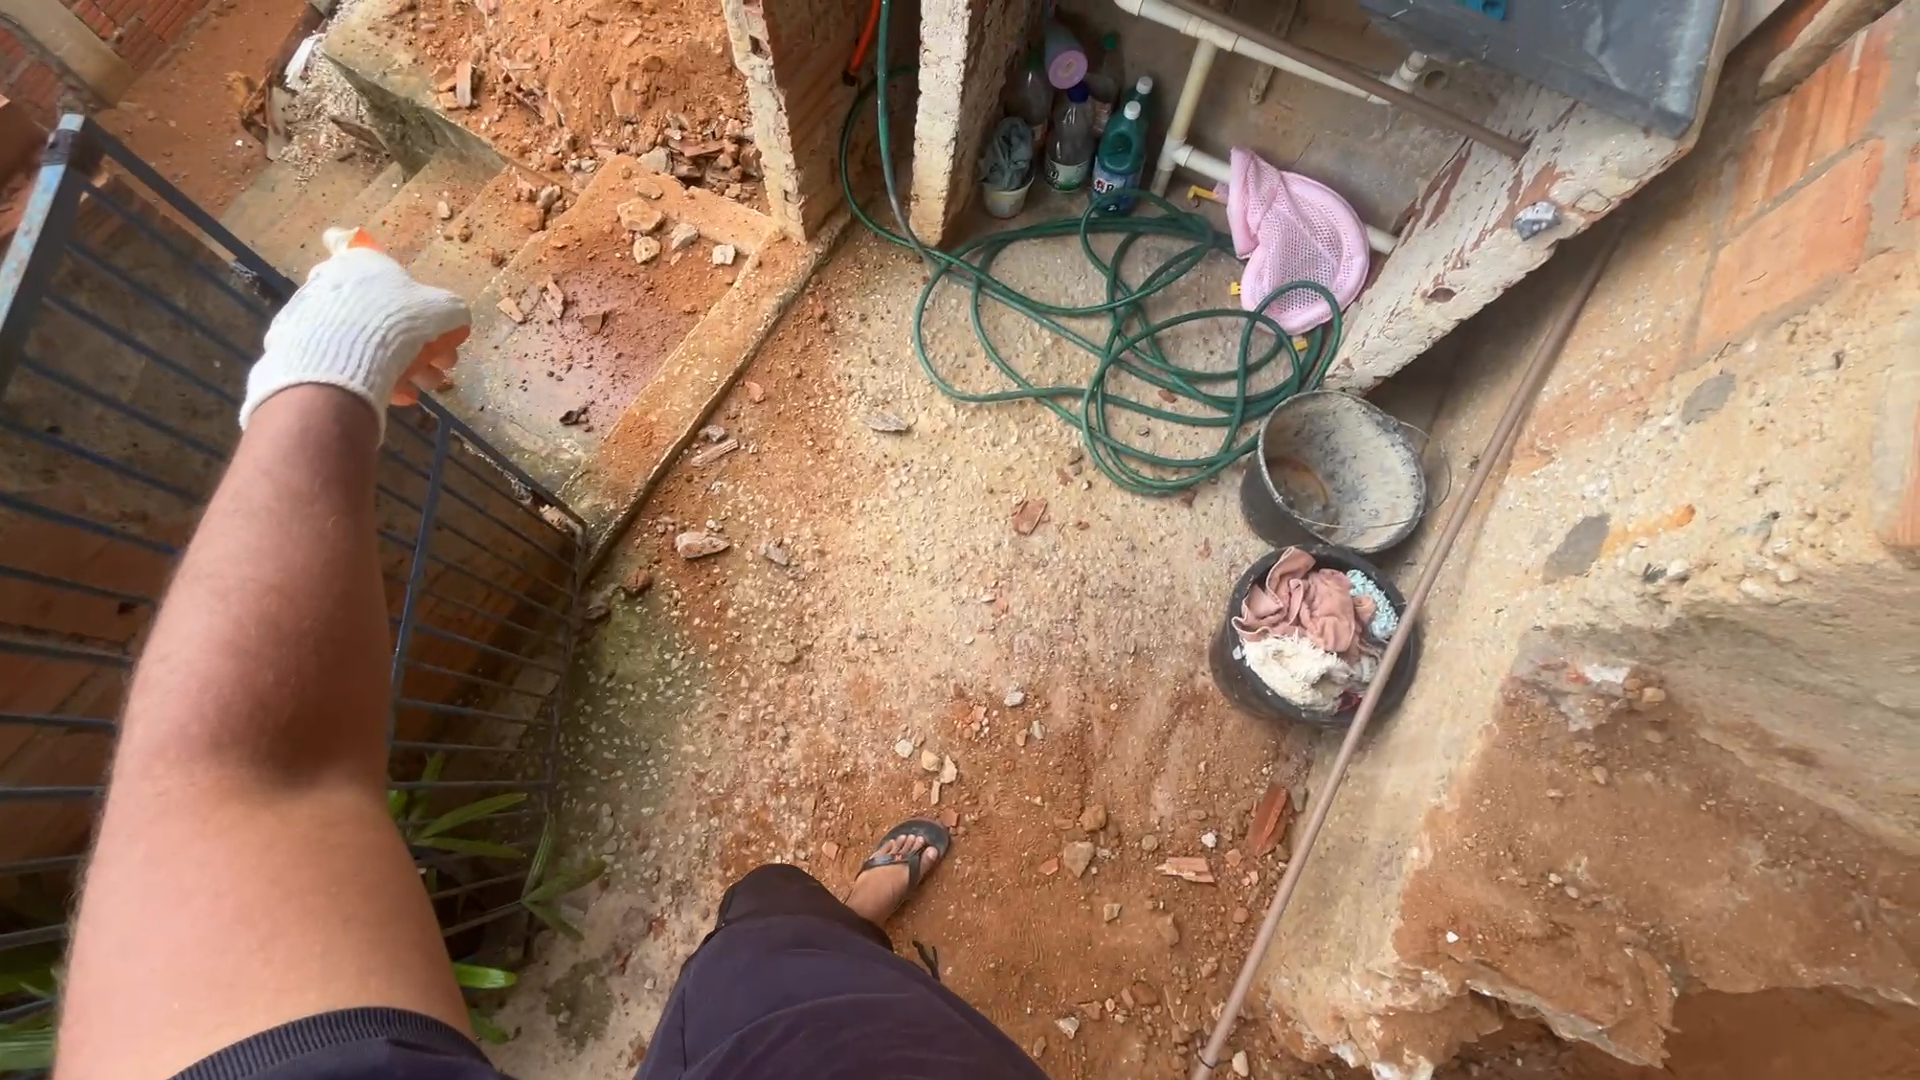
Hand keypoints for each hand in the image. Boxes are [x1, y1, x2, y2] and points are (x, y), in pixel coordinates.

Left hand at [240, 229, 470, 437]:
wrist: (348, 353)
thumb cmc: (400, 318)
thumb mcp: (446, 309)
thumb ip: (452, 309)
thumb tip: (453, 316)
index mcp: (361, 262)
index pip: (346, 241)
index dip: (363, 256)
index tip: (383, 281)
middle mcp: (333, 281)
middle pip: (378, 305)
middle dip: (416, 337)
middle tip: (440, 361)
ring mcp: (315, 314)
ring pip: (369, 337)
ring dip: (407, 362)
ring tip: (426, 383)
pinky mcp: (305, 347)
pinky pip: (351, 358)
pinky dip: (378, 374)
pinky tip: (401, 392)